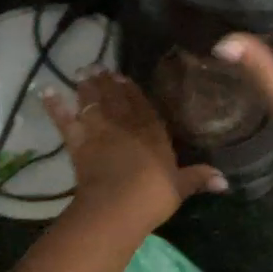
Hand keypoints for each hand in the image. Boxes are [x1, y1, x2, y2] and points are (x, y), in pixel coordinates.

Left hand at [42, 69, 225, 236]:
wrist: (117, 205)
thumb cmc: (152, 196)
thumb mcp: (180, 188)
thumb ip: (198, 178)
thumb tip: (226, 180)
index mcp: (152, 132)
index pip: (142, 106)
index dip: (132, 91)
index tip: (123, 76)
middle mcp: (125, 124)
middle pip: (115, 98)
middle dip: (107, 81)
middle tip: (99, 66)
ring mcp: (100, 130)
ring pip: (92, 102)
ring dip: (86, 86)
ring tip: (81, 71)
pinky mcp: (78, 141)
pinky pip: (64, 120)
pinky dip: (54, 105)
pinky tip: (45, 91)